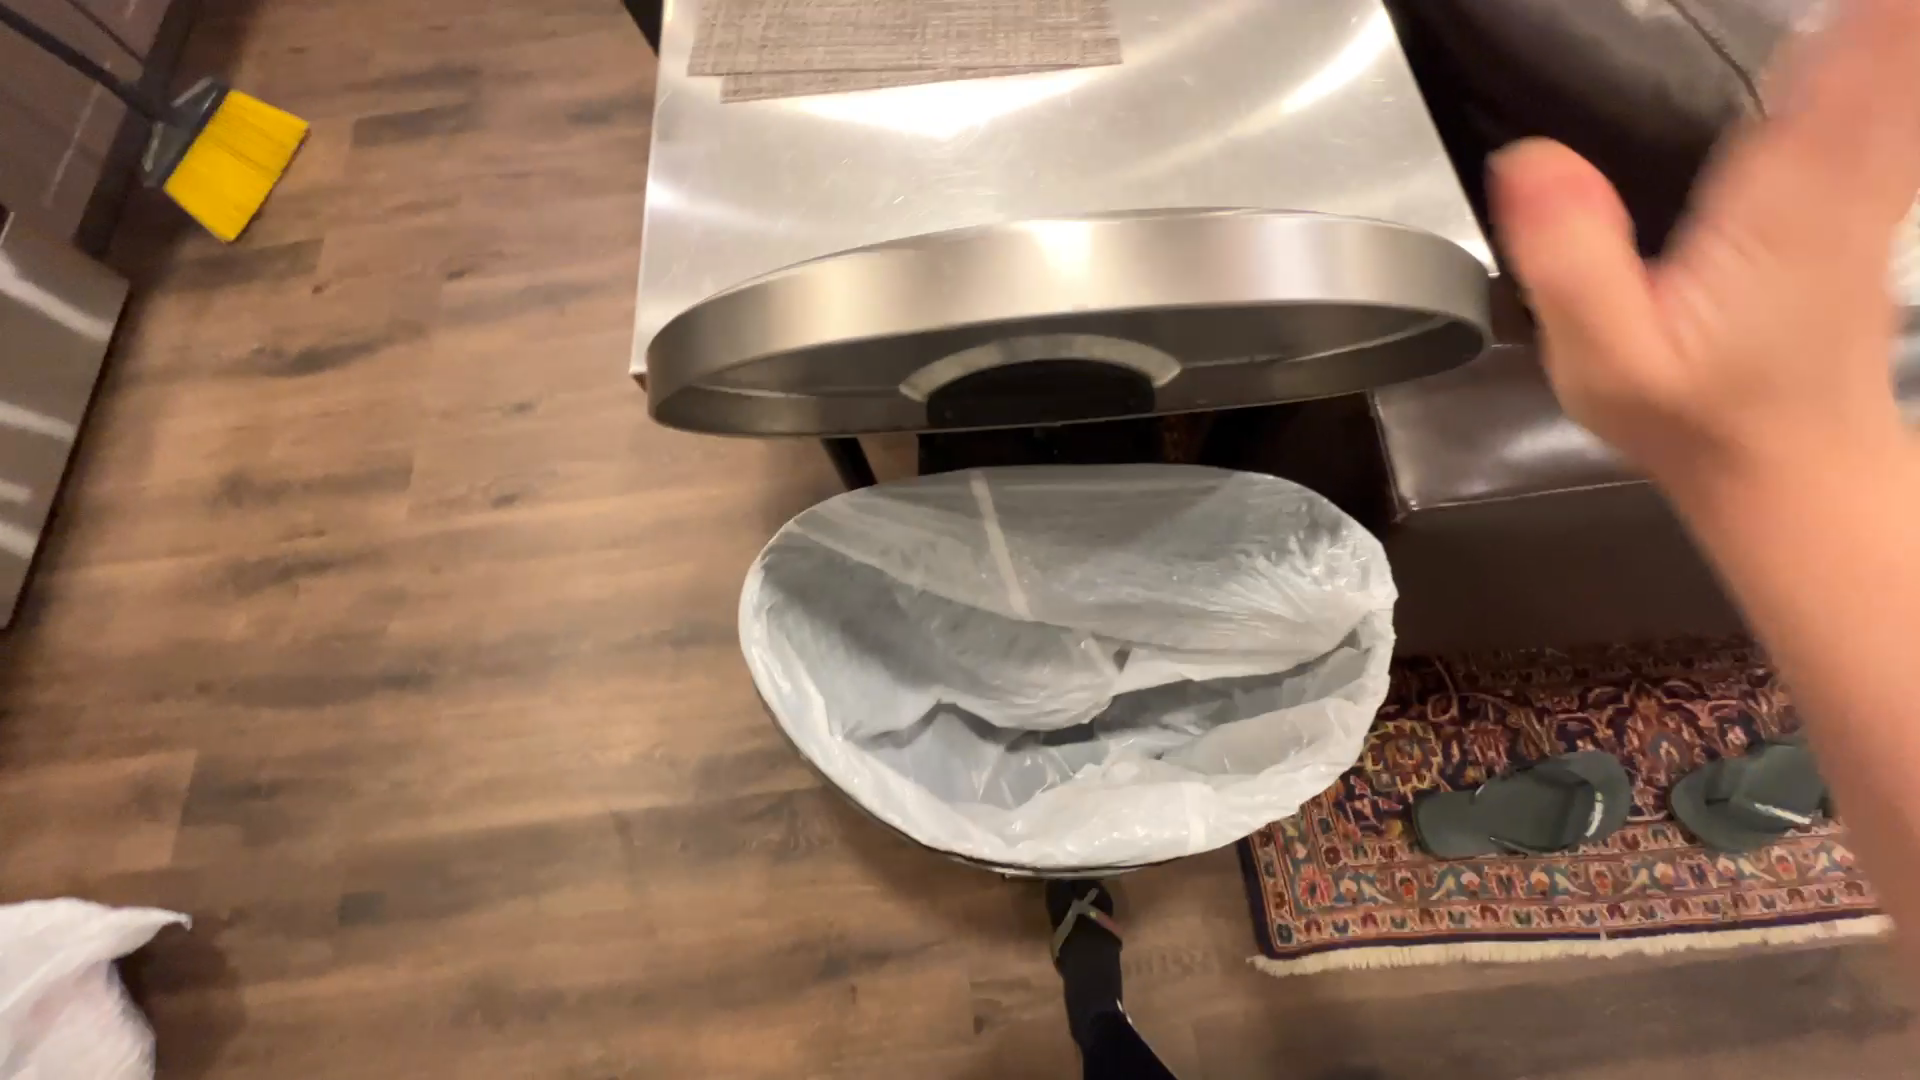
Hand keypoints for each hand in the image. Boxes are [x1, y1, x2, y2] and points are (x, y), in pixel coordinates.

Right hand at [1489, 0, 1919, 499]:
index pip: (1848, 52)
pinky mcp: (1866, 197)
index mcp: (1782, 196)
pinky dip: (1879, 54)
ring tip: (1840, 5)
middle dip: (1862, 10)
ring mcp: (1873, 181)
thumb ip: (1567, 258)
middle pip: (1887, 45)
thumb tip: (1525, 159)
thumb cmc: (1686, 412)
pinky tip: (1863, 35)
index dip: (1851, 15)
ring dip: (1873, 28)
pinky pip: (1895, 98)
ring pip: (1897, 69)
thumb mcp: (1603, 353)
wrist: (1779, 460)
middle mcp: (1851, 169)